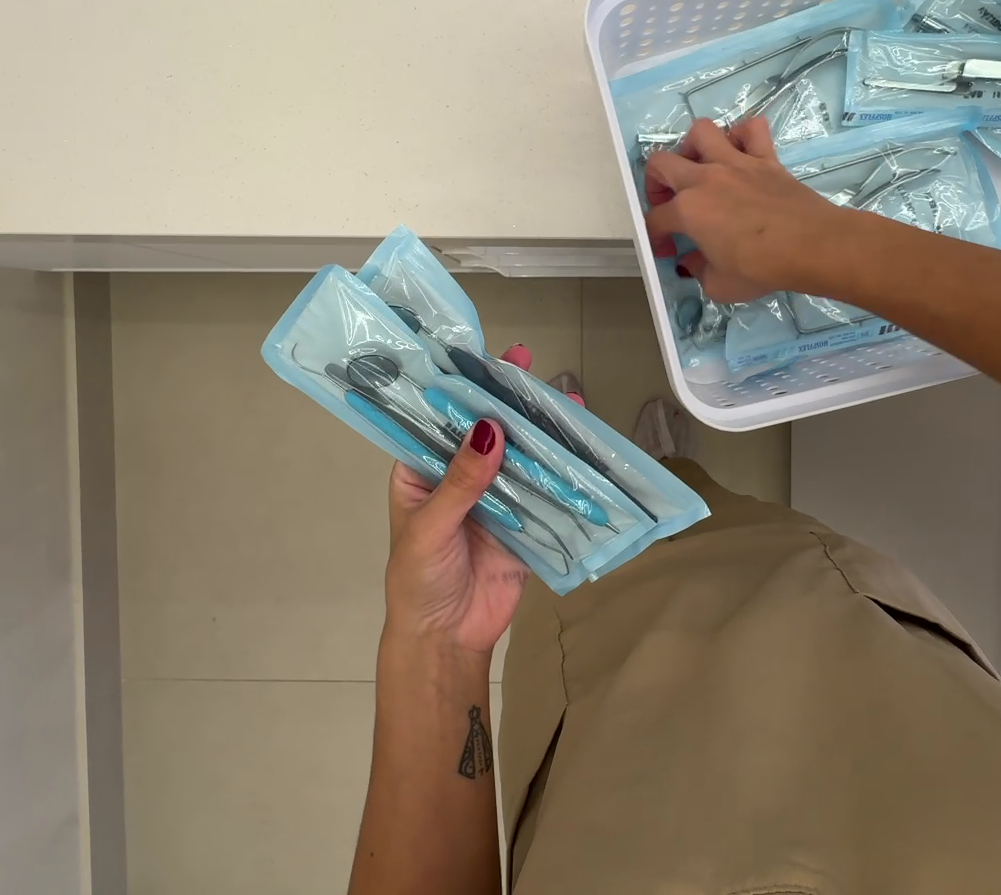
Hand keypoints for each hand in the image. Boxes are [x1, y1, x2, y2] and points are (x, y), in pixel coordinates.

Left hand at [384, 344, 547, 654]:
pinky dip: (562, 473)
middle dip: (509, 403)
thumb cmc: (419, 579)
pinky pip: (544, 492)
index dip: (463, 389)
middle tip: (533, 371)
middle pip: (487, 431)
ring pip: (520, 457)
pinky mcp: (525, 522)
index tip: (486, 360)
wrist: (447, 639)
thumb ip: (461, 481)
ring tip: (568, 404)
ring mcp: (496, 498)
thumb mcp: (430, 526)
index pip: (442, 420)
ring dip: (541, 433)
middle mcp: (460, 477)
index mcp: (424, 470)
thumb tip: (491, 429)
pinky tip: (582, 451)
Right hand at [643, 116, 846, 302]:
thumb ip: (698, 270)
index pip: (655, 219)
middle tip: (670, 203)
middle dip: (655, 184)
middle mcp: (704, 179)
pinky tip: (740, 154)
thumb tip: (692, 261)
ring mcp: (735, 162)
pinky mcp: (766, 158)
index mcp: (687, 210)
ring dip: (692, 147)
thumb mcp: (719, 285)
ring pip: (701, 131)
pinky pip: (752, 128)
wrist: (812, 247)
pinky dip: (742, 135)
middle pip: (660, 163)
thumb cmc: (761, 269)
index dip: (655, 237)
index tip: (668, 251)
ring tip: (699, 168)